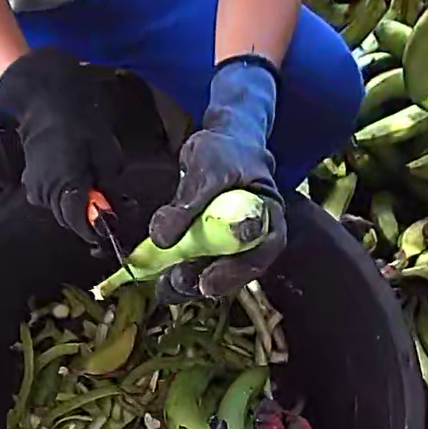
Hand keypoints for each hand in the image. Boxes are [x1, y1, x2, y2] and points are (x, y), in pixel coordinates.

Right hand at [0, 49, 124, 239]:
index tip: (112, 228)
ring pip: (61, 211)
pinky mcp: (30, 183)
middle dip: (90, 217)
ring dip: (78, 206)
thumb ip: (110, 190)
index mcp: (66, 186)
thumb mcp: (108, 158)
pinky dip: (66, 196)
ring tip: (94, 187)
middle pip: (71, 220)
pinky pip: (51, 199)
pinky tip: (77, 180)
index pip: (81, 226)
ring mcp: (34, 189)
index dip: (98, 230)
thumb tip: (115, 212)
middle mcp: (46, 193)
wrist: (49, 103)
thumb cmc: (82, 127)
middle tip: (110, 204)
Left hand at [149, 57, 286, 299]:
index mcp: (269, 214)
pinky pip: (198, 263)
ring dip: (190, 282)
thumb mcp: (207, 166)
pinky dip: (179, 271)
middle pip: (238, 269)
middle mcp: (256, 235)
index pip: (262, 249)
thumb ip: (189, 202)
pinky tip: (159, 279)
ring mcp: (233, 241)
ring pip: (217, 270)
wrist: (223, 140)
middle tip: (180, 285)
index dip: (236, 270)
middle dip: (207, 282)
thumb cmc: (224, 149)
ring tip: (165, 287)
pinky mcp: (211, 243)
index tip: (207, 282)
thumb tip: (161, 240)